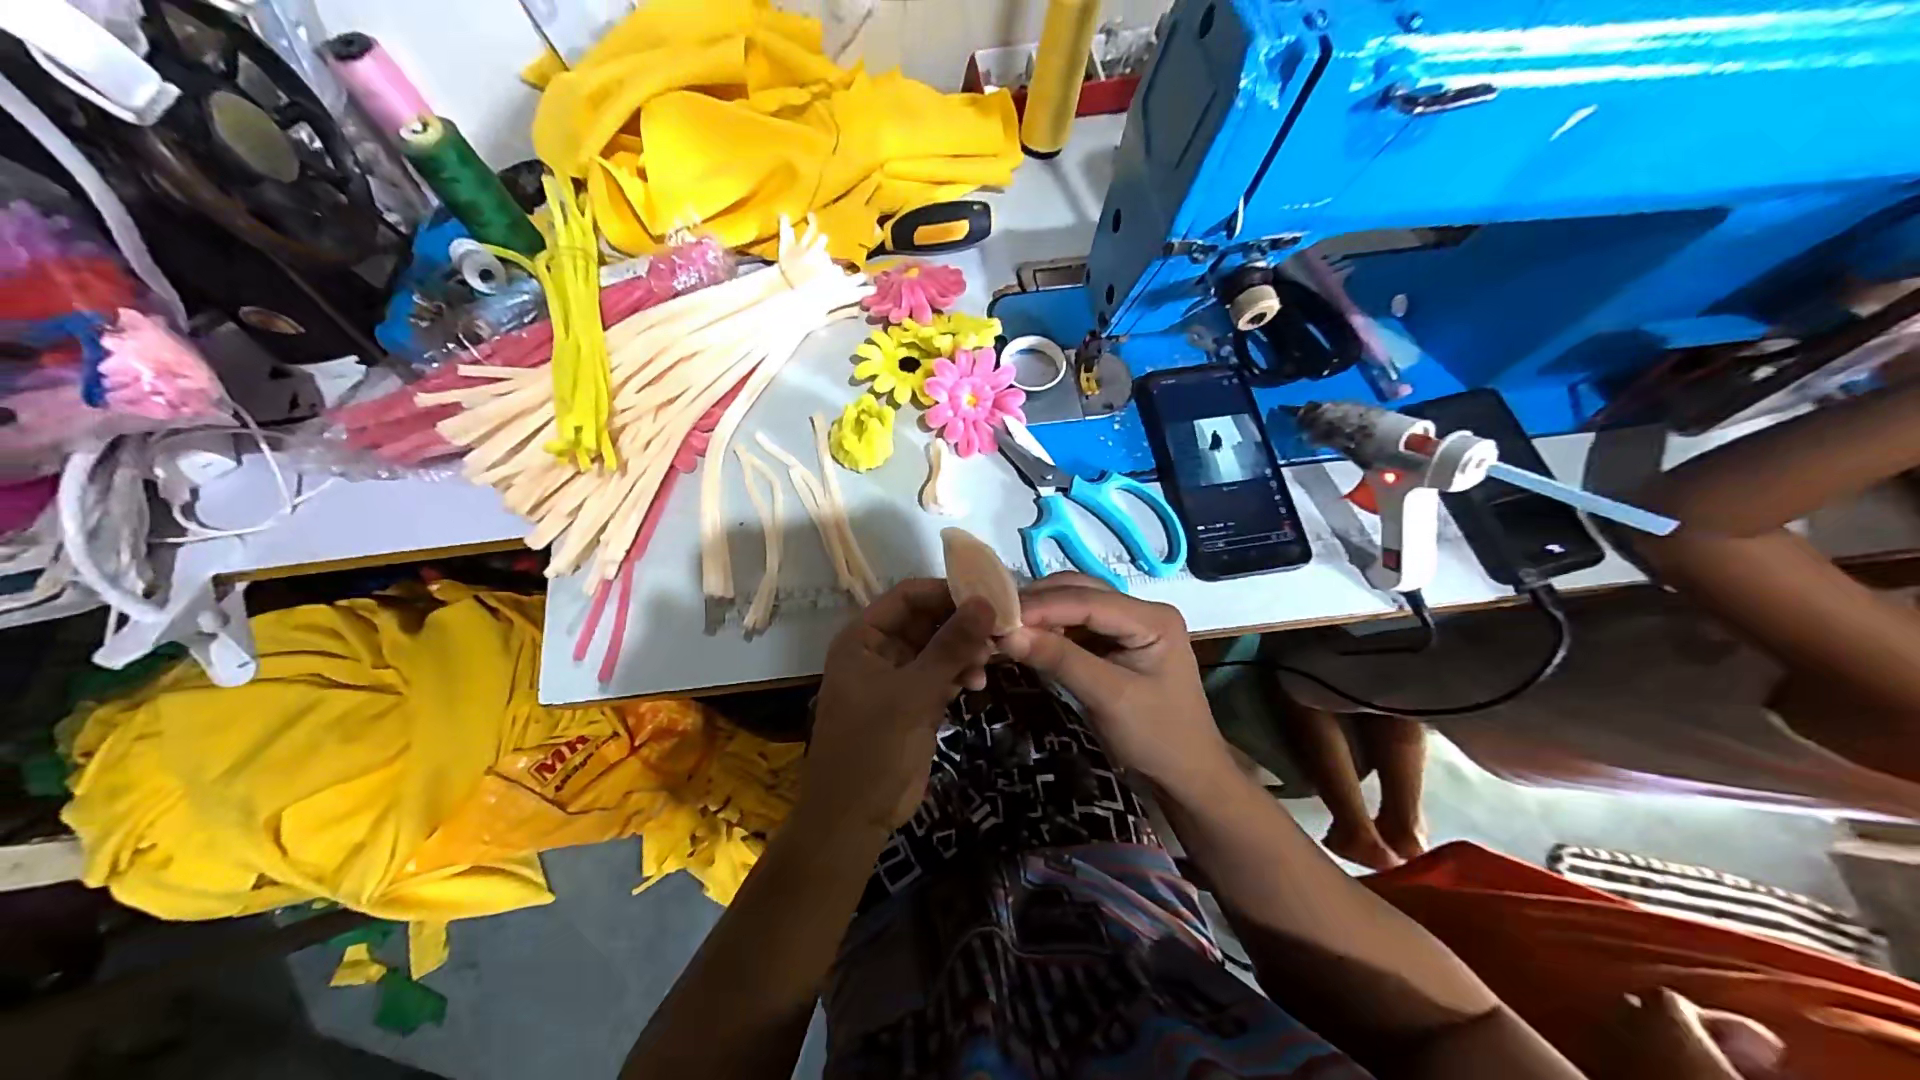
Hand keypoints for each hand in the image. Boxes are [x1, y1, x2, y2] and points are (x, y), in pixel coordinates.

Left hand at [802, 579, 996, 831]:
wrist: (855, 816)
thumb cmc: (874, 746)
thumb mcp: (914, 692)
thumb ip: (951, 646)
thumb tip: (986, 603)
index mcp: (864, 638)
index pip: (908, 597)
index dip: (946, 593)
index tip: (989, 598)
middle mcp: (879, 651)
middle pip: (927, 620)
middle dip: (961, 625)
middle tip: (998, 633)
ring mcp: (898, 677)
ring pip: (938, 648)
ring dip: (964, 651)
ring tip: (988, 664)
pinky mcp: (914, 702)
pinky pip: (942, 674)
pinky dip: (960, 674)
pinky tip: (977, 684)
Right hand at [999, 573, 1232, 793]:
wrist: (1186, 778)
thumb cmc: (1157, 738)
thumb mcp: (1109, 698)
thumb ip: (1060, 659)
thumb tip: (1008, 634)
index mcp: (1152, 617)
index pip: (1088, 599)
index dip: (1041, 605)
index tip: (998, 616)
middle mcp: (1141, 612)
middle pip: (1080, 592)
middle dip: (1038, 604)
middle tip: (995, 619)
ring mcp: (1128, 627)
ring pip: (1074, 606)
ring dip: (1041, 615)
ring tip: (1004, 628)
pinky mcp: (1114, 645)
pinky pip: (1075, 627)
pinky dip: (1049, 630)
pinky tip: (1025, 639)